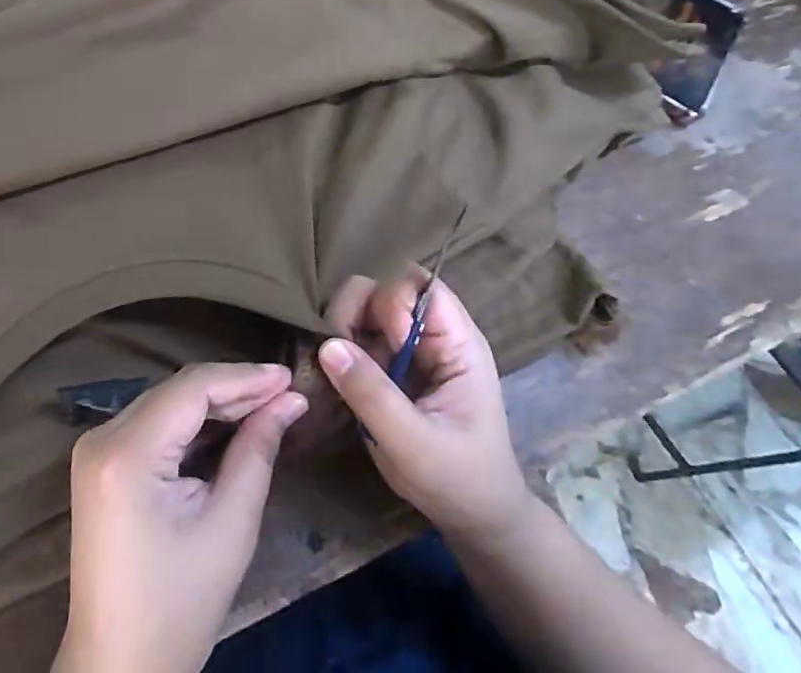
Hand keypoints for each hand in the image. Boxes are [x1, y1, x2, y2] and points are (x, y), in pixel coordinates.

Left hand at [54, 363, 308, 672]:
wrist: (119, 661)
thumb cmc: (180, 602)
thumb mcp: (231, 524)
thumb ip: (258, 450)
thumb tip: (290, 401)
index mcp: (127, 453)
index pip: (191, 389)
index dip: (244, 377)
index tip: (289, 376)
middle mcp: (101, 438)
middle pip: (177, 391)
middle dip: (233, 388)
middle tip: (285, 391)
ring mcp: (95, 449)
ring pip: (166, 403)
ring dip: (215, 402)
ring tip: (266, 402)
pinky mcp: (100, 462)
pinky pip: (153, 423)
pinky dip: (192, 421)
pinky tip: (229, 422)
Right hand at [319, 271, 534, 544]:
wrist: (474, 517)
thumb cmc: (458, 480)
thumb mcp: (414, 445)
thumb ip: (372, 394)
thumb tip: (326, 345)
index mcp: (457, 341)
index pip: (419, 284)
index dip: (392, 302)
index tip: (382, 345)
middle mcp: (432, 335)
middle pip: (385, 289)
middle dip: (356, 311)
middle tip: (340, 354)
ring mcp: (410, 350)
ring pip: (367, 311)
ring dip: (344, 330)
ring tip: (335, 369)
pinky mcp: (391, 368)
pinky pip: (360, 339)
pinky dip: (340, 350)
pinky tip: (332, 375)